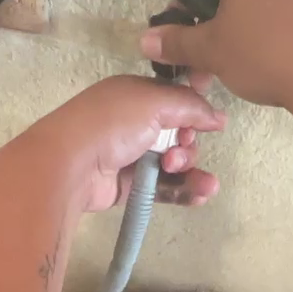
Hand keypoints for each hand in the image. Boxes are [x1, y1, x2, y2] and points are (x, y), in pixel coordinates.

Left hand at [28, 75, 225, 213]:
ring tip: (204, 184)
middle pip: (178, 135)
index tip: (210, 125)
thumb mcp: (155, 101)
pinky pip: (163, 188)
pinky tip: (202, 195)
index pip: (176, 101)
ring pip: (173, 164)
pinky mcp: (130, 186)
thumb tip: (219, 117)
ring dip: (192, 172)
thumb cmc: (113, 122)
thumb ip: (191, 105)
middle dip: (187, 146)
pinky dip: (184, 190)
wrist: (73, 164)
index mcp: (138, 96)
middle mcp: (135, 124)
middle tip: (176, 155)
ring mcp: (132, 156)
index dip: (195, 113)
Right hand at [139, 0, 292, 109]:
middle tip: (194, 65)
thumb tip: (145, 40)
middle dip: (203, 26)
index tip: (173, 32)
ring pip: (249, 9)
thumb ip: (178, 43)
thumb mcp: (213, 51)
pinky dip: (257, 42)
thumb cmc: (266, 54)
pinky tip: (256, 72)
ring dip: (228, 39)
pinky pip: (274, 21)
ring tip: (221, 75)